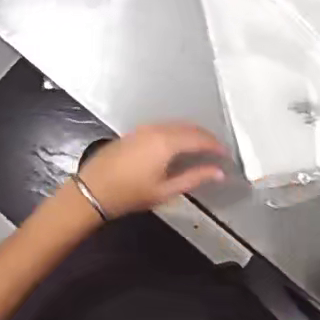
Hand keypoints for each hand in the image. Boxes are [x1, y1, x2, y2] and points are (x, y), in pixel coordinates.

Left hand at [75, 123, 228, 216]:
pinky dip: (176, 134)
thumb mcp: (165, 190)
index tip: (226, 155)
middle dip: (205, 138)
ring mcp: (143, 129)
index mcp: (167, 142)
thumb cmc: (130, 194)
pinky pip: (162, 127)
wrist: (92, 190)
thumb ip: (194, 178)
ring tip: (200, 150)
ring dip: (190, 134)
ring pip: (175, 125)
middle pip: (188, 128)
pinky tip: (178, 148)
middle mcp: (156, 129)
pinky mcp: (134, 132)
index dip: (216, 146)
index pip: (199, 138)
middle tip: (216, 152)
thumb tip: (219, 172)